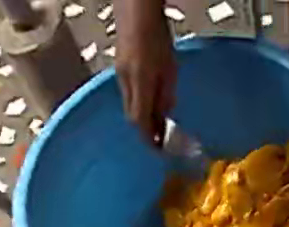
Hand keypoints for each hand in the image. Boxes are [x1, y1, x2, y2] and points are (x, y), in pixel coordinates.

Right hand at [113, 0, 175, 144]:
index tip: (159, 149)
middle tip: (160, 138)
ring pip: (129, 105)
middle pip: (132, 117)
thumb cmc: (157, 33)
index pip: (140, 122)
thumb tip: (164, 117)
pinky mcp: (119, 67)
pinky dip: (138, 102)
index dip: (149, 139)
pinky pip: (128, 93)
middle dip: (145, 130)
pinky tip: (149, 100)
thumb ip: (166, 95)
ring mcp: (119, 74)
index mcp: (140, 83)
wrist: (136, 6)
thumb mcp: (170, 69)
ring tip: (157, 121)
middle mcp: (125, 82)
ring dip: (142, 116)